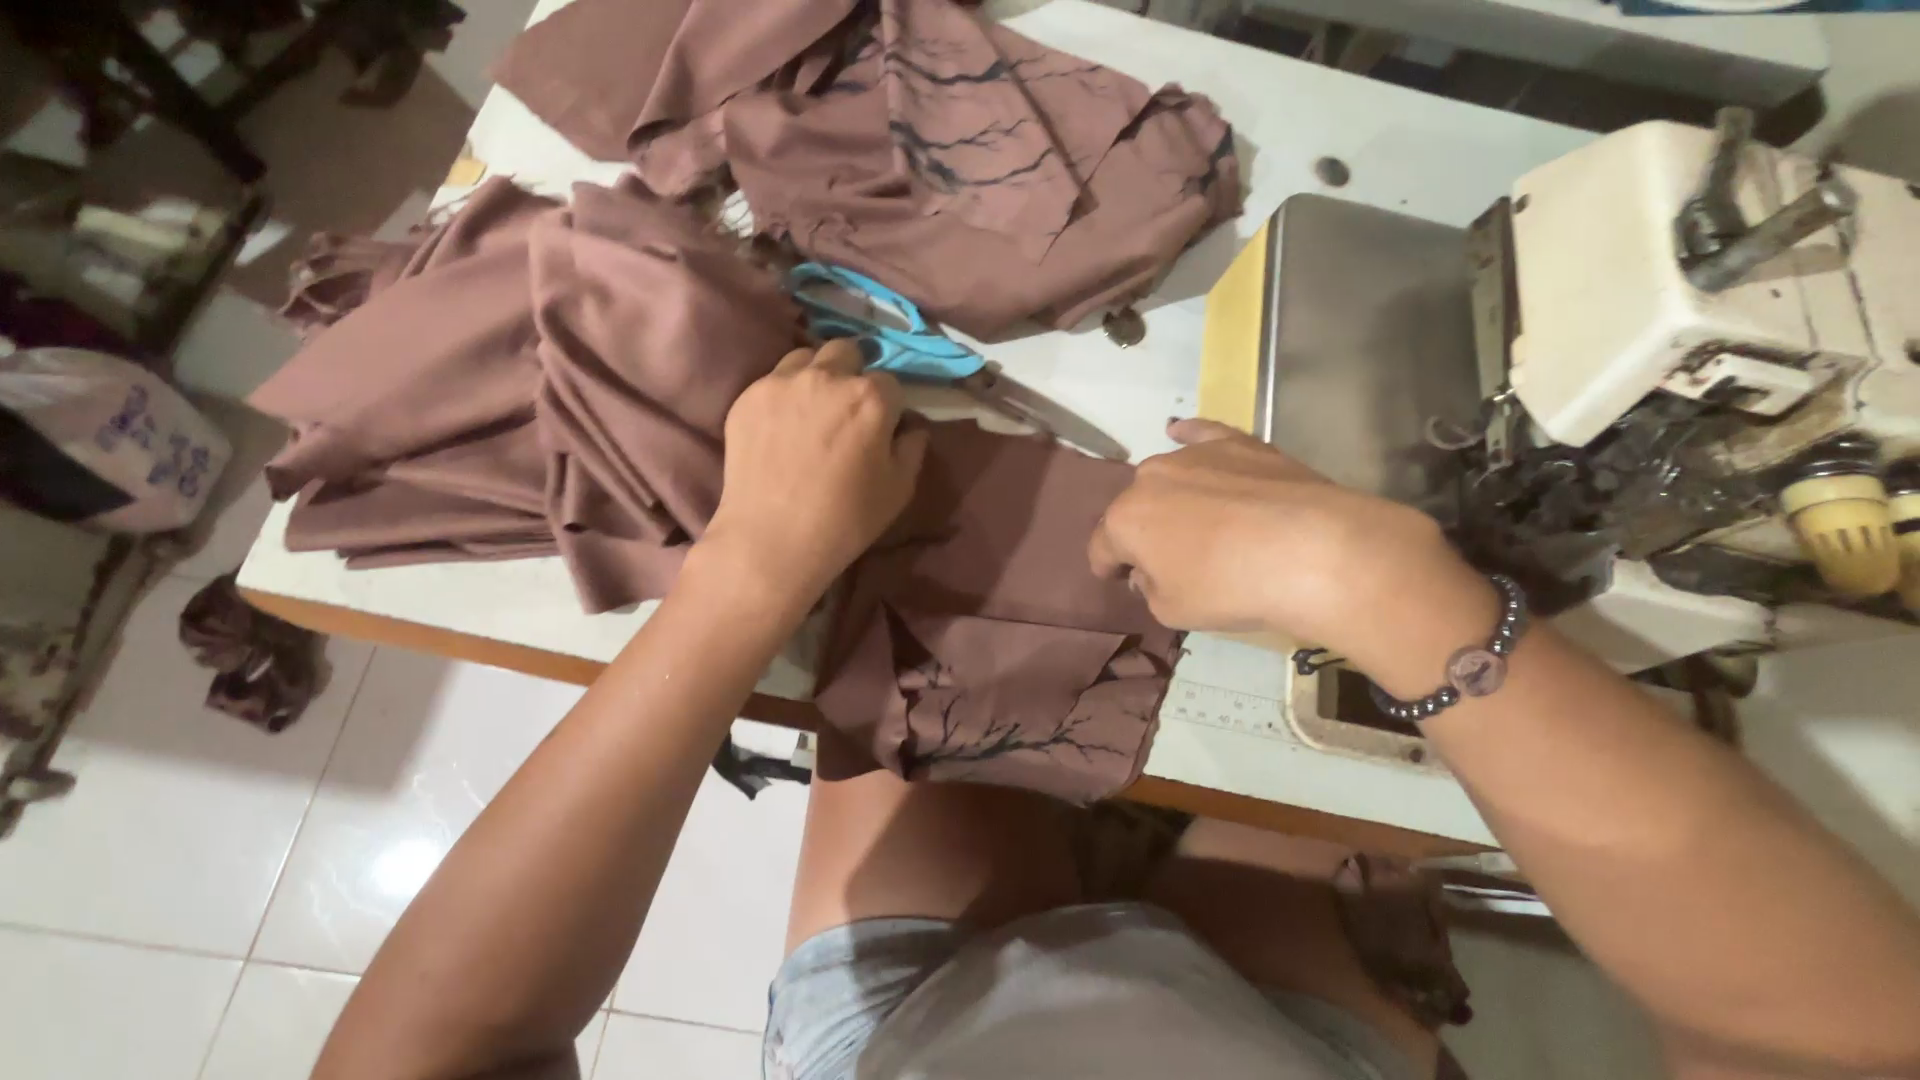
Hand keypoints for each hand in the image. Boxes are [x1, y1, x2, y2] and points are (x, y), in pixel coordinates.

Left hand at [699, 339, 928, 606]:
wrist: (772, 540)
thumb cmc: (846, 520)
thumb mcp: (899, 490)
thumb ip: (912, 448)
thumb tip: (911, 427)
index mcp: (871, 398)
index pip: (890, 383)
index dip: (888, 406)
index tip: (881, 429)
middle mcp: (828, 377)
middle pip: (847, 353)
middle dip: (852, 374)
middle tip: (846, 411)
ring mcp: (782, 382)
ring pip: (807, 358)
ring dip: (816, 376)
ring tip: (811, 410)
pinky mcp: (748, 396)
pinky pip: (773, 380)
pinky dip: (783, 395)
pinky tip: (781, 428)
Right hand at [1088, 418, 1495, 690]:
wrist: (1311, 550)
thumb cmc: (1231, 588)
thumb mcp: (1173, 611)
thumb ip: (1149, 589)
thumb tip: (1150, 570)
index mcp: (1125, 521)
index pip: (1103, 547)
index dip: (1109, 567)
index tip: (1121, 580)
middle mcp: (1150, 479)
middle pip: (1135, 509)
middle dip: (1144, 532)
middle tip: (1172, 558)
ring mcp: (1193, 456)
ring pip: (1167, 477)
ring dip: (1170, 497)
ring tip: (1197, 519)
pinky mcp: (1236, 444)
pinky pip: (1202, 434)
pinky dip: (1189, 435)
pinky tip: (1179, 431)